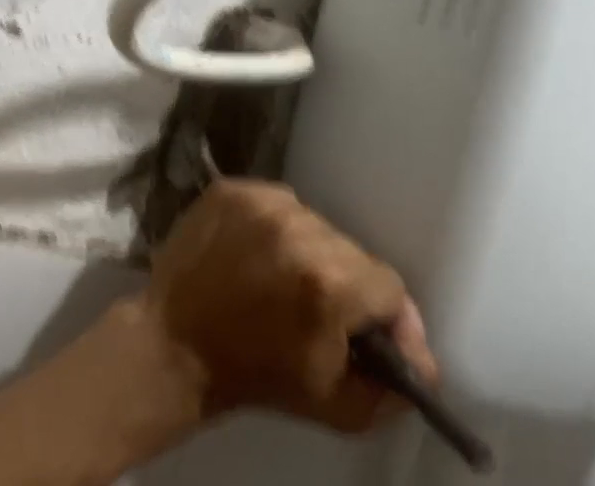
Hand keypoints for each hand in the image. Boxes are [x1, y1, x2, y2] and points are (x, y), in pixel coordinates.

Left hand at [140, 178, 436, 431]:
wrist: (172, 344)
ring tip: (286, 281)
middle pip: (352, 253)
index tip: (371, 335)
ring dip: (311, 252)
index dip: (386, 318)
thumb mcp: (340, 404)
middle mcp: (299, 230)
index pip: (388, 287)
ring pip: (315, 225)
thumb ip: (395, 388)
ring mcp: (260, 204)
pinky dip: (278, 227)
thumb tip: (423, 363)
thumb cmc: (256, 376)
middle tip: (323, 312)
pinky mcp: (229, 191)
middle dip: (347, 286)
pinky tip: (260, 254)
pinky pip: (278, 204)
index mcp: (330, 282)